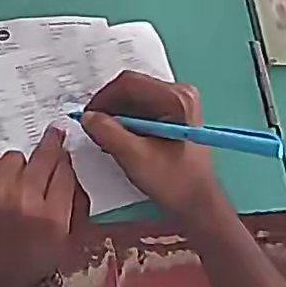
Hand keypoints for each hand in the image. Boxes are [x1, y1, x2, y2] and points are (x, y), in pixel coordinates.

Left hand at [0, 128, 82, 286]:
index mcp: (53, 218)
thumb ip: (71, 211)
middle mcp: (27, 199)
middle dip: (52, 143)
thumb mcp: (59, 247)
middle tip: (54, 135)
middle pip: (46, 156)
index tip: (64, 154)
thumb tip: (71, 177)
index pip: (66, 173)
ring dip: (20, 164)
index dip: (66, 161)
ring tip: (17, 178)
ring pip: (16, 157)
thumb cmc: (20, 268)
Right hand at [80, 72, 227, 221]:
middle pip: (132, 88)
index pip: (130, 84)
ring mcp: (179, 103)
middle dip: (110, 107)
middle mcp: (181, 94)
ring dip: (117, 115)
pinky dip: (127, 121)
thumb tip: (88, 117)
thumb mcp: (135, 157)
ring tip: (107, 138)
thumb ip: (108, 133)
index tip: (89, 116)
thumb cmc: (175, 181)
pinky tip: (121, 139)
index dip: (104, 98)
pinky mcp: (175, 113)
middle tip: (95, 128)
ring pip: (135, 98)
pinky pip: (143, 107)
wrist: (197, 202)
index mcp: (177, 99)